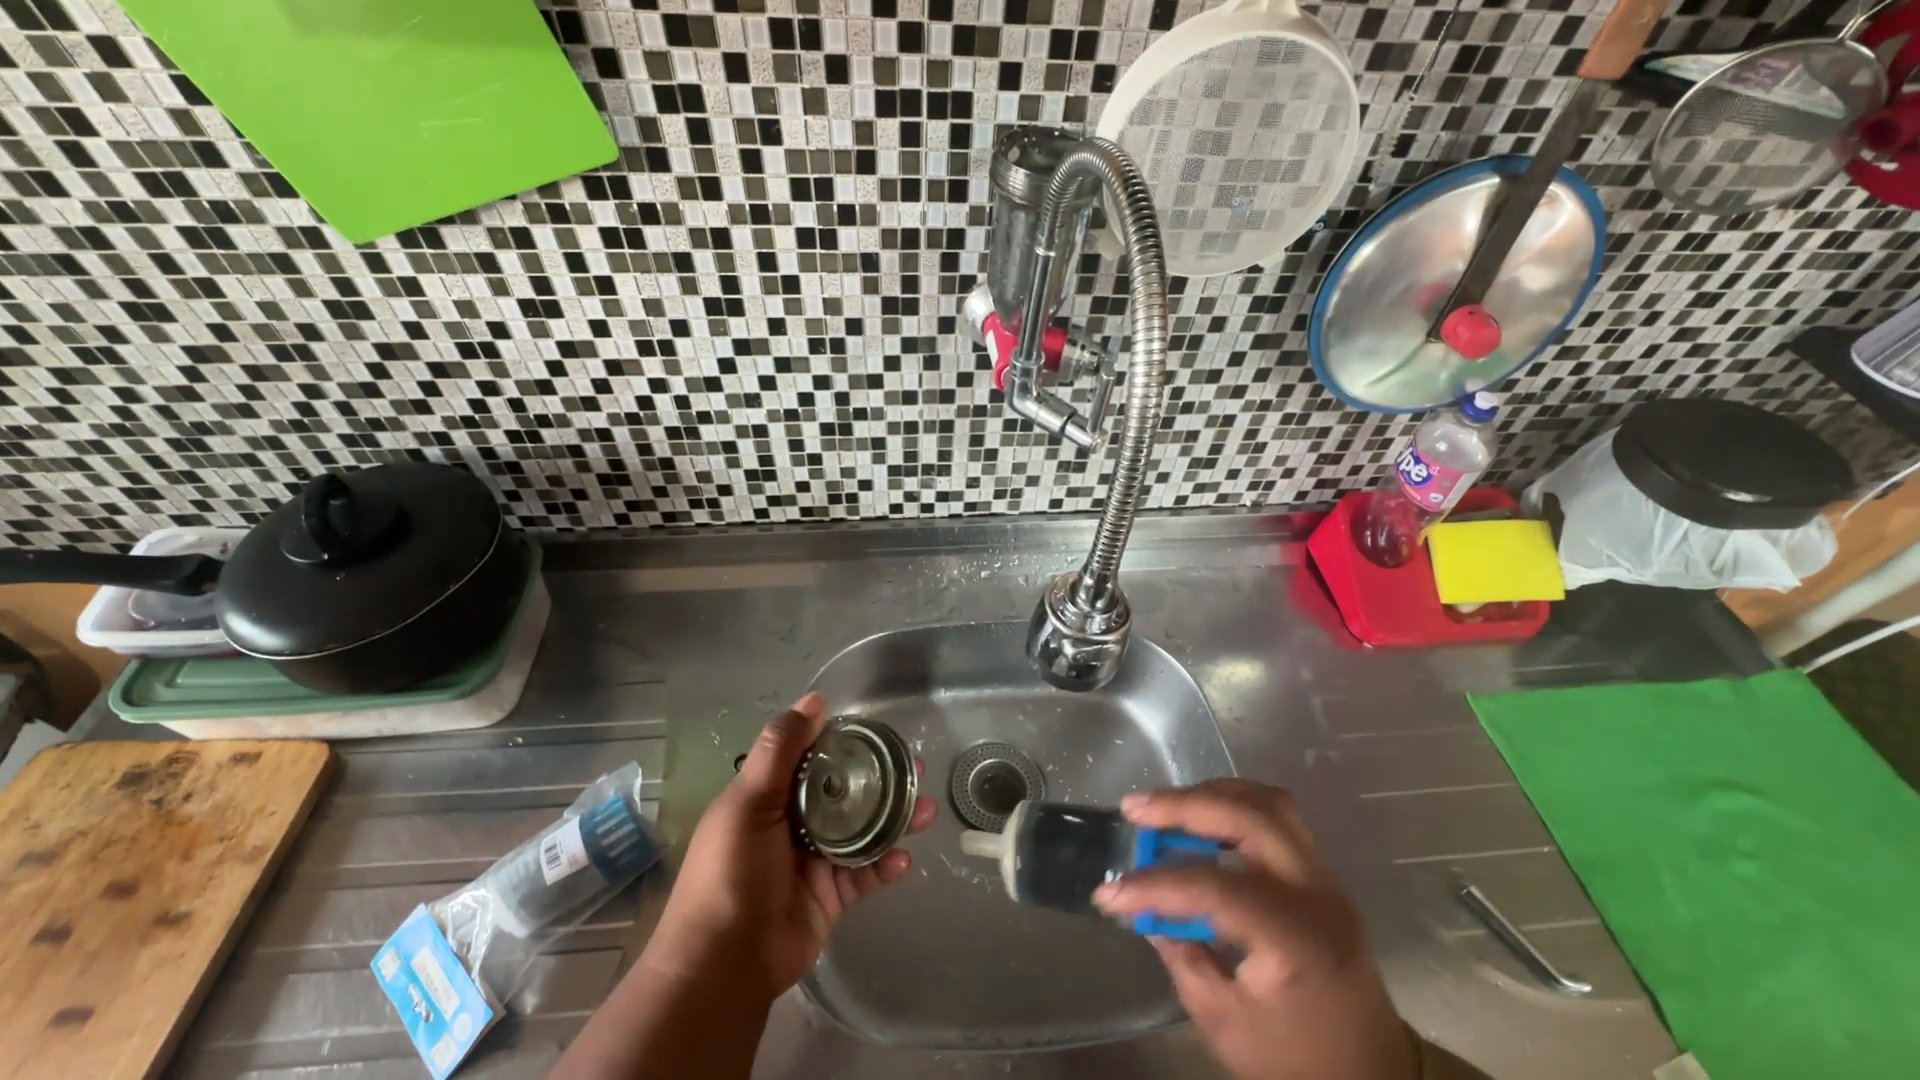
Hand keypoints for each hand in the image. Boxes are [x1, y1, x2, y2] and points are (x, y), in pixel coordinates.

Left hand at [637, 692, 935, 1001]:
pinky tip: (902, 860)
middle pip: (844, 794)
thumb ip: (781, 750)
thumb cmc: (730, 873)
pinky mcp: (831, 898)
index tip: (877, 733)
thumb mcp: (749, 803)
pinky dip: (885, 866)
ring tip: (925, 810)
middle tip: (916, 769)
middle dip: (880, 781)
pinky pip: (865, 875)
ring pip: (862, 832)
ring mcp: (813, 863)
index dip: (842, 743)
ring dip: (893, 821)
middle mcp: (792, 826)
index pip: (810, 760)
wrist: (724, 962)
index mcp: (767, 799)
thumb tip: (814, 700)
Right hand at [1093, 780, 1418, 1079]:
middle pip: (1251, 817)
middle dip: (1185, 806)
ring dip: (1214, 795)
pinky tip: (1201, 821)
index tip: (1109, 894)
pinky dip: (1233, 807)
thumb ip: (1181, 955)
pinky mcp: (1320, 877)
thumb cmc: (1295, 1059)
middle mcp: (1316, 893)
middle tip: (1134, 809)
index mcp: (1296, 937)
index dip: (1155, 886)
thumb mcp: (1224, 1020)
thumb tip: (1143, 911)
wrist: (1369, 1073)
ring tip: (1166, 806)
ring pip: (1270, 804)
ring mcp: (1324, 878)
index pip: (1215, 888)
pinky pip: (1277, 819)